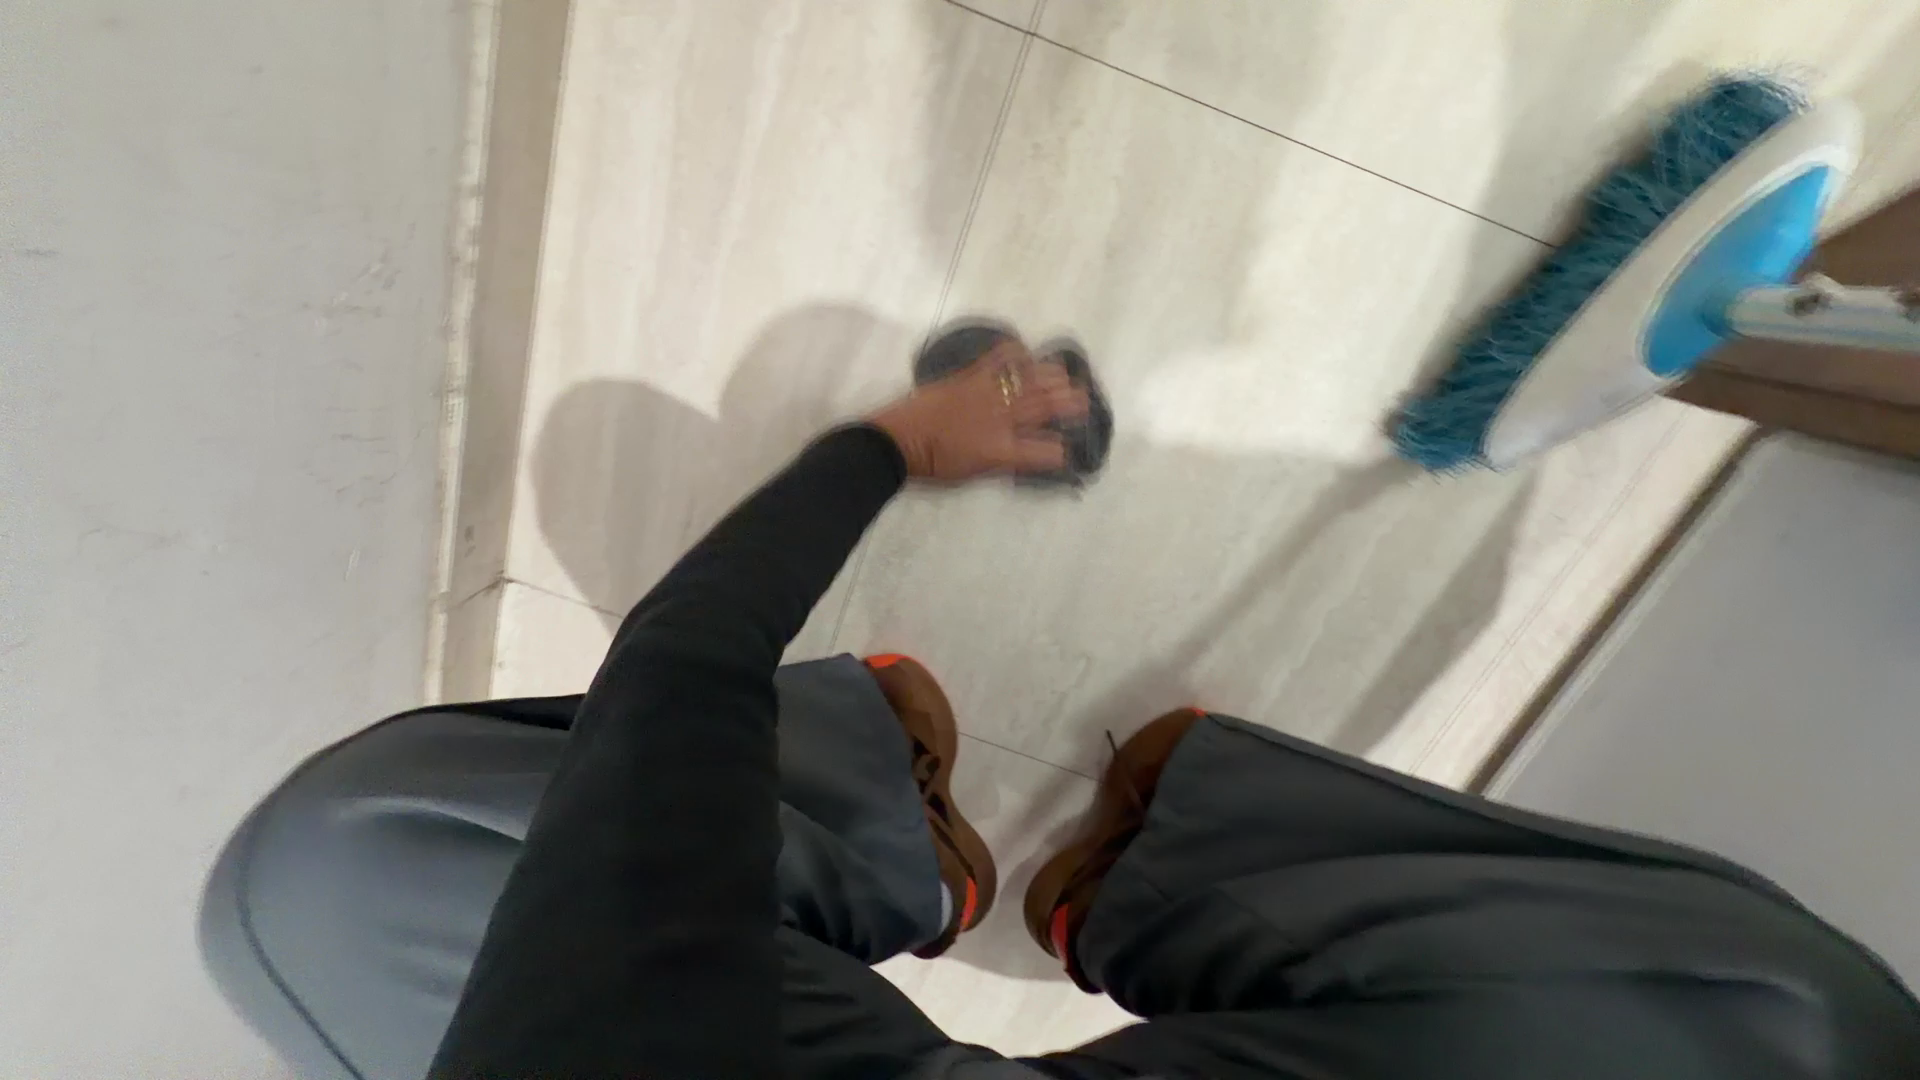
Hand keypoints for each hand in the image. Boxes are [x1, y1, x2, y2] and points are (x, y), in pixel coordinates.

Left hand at [870, 340, 1091, 481]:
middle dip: (1069, 403)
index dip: (1058, 452)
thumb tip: (1022, 456)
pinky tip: (1025, 350)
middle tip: (1085, 399)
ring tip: (1067, 375)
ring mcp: (985, 394)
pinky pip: (997, 359)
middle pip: (1043, 408)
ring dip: (1052, 377)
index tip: (1068, 452)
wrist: (897, 441)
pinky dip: (1014, 353)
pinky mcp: (968, 377)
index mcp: (1002, 449)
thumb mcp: (972, 474)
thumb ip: (1001, 462)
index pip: (1042, 451)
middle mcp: (1000, 419)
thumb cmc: (933, 465)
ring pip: (1028, 382)